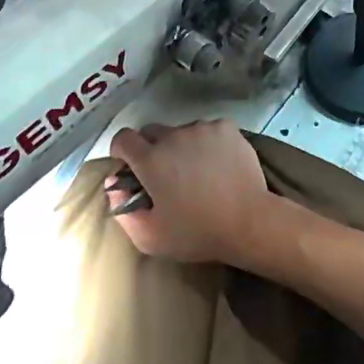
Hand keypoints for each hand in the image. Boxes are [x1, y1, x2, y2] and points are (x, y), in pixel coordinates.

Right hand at [105, 120, 278, 265]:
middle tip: (165, 174)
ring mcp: (203, 127)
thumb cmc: (196, 232)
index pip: (123, 138)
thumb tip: (115, 183)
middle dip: (151, 149)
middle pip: (152, 132)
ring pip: (182, 130)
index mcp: (151, 159)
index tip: (130, 167)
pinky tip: (218, 163)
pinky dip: (208, 142)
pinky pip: (208, 129)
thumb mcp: (149, 236)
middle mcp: (174, 135)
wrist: (247, 219)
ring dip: (182, 145)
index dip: (122, 151)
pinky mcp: (227, 127)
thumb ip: (123, 209)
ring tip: (197, 171)